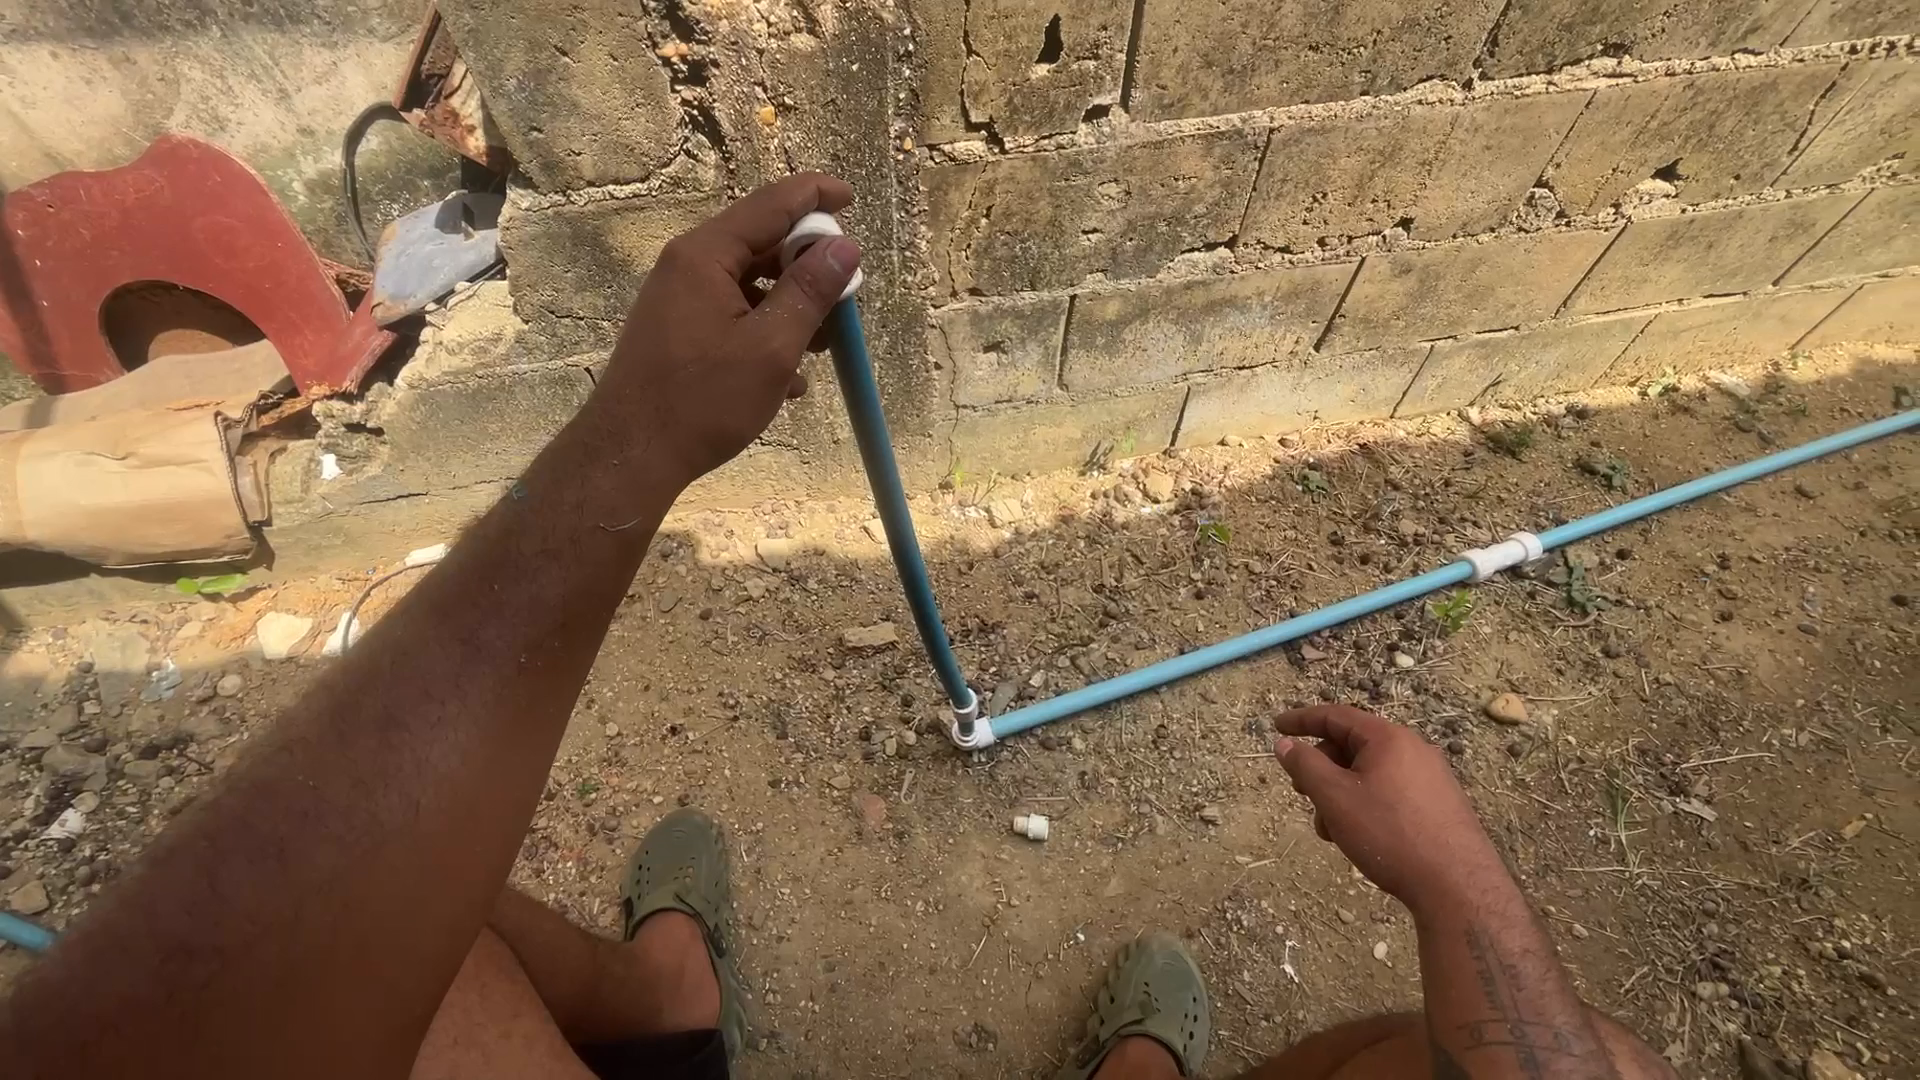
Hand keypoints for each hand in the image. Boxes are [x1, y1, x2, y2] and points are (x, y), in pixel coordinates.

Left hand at [591, 173, 861, 484]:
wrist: (634, 455)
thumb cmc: (704, 400)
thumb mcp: (771, 347)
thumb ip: (810, 293)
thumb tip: (845, 246)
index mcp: (706, 255)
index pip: (770, 204)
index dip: (815, 196)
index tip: (851, 197)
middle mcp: (689, 266)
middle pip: (761, 245)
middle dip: (809, 266)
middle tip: (846, 296)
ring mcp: (682, 301)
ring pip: (752, 287)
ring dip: (793, 309)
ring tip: (824, 346)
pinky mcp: (682, 333)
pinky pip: (735, 318)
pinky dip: (768, 336)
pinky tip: (790, 380)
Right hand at [1273, 705, 1506, 913]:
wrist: (1459, 889)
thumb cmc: (1389, 833)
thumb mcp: (1334, 796)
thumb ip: (1304, 764)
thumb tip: (1285, 744)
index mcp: (1389, 738)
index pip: (1335, 716)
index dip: (1301, 720)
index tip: (1276, 728)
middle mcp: (1413, 750)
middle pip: (1351, 745)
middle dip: (1321, 768)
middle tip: (1302, 792)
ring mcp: (1431, 779)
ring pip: (1369, 773)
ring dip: (1340, 793)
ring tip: (1330, 829)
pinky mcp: (1440, 806)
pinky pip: (1389, 791)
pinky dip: (1364, 803)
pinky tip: (1357, 836)